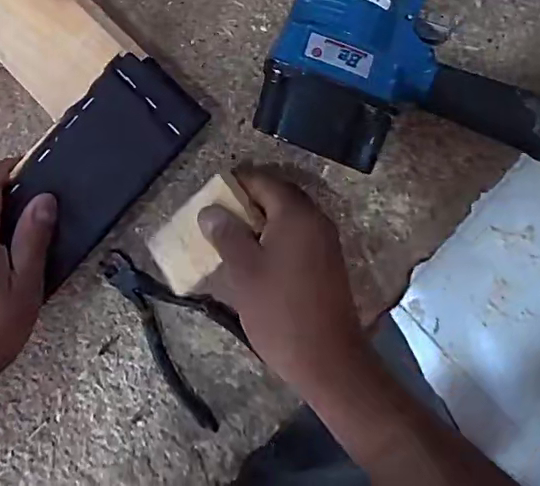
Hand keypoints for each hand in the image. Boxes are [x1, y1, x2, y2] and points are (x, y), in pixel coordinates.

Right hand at [198, 171, 368, 393]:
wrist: (329, 357)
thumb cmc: (281, 311)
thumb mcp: (245, 271)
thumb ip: (227, 235)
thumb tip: (211, 211)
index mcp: (295, 212)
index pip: (263, 181)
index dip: (236, 183)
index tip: (212, 195)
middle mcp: (315, 217)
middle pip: (278, 196)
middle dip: (248, 202)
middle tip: (219, 218)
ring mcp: (325, 239)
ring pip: (288, 217)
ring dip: (262, 221)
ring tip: (233, 239)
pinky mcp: (328, 260)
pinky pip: (298, 235)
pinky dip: (277, 237)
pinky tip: (258, 259)